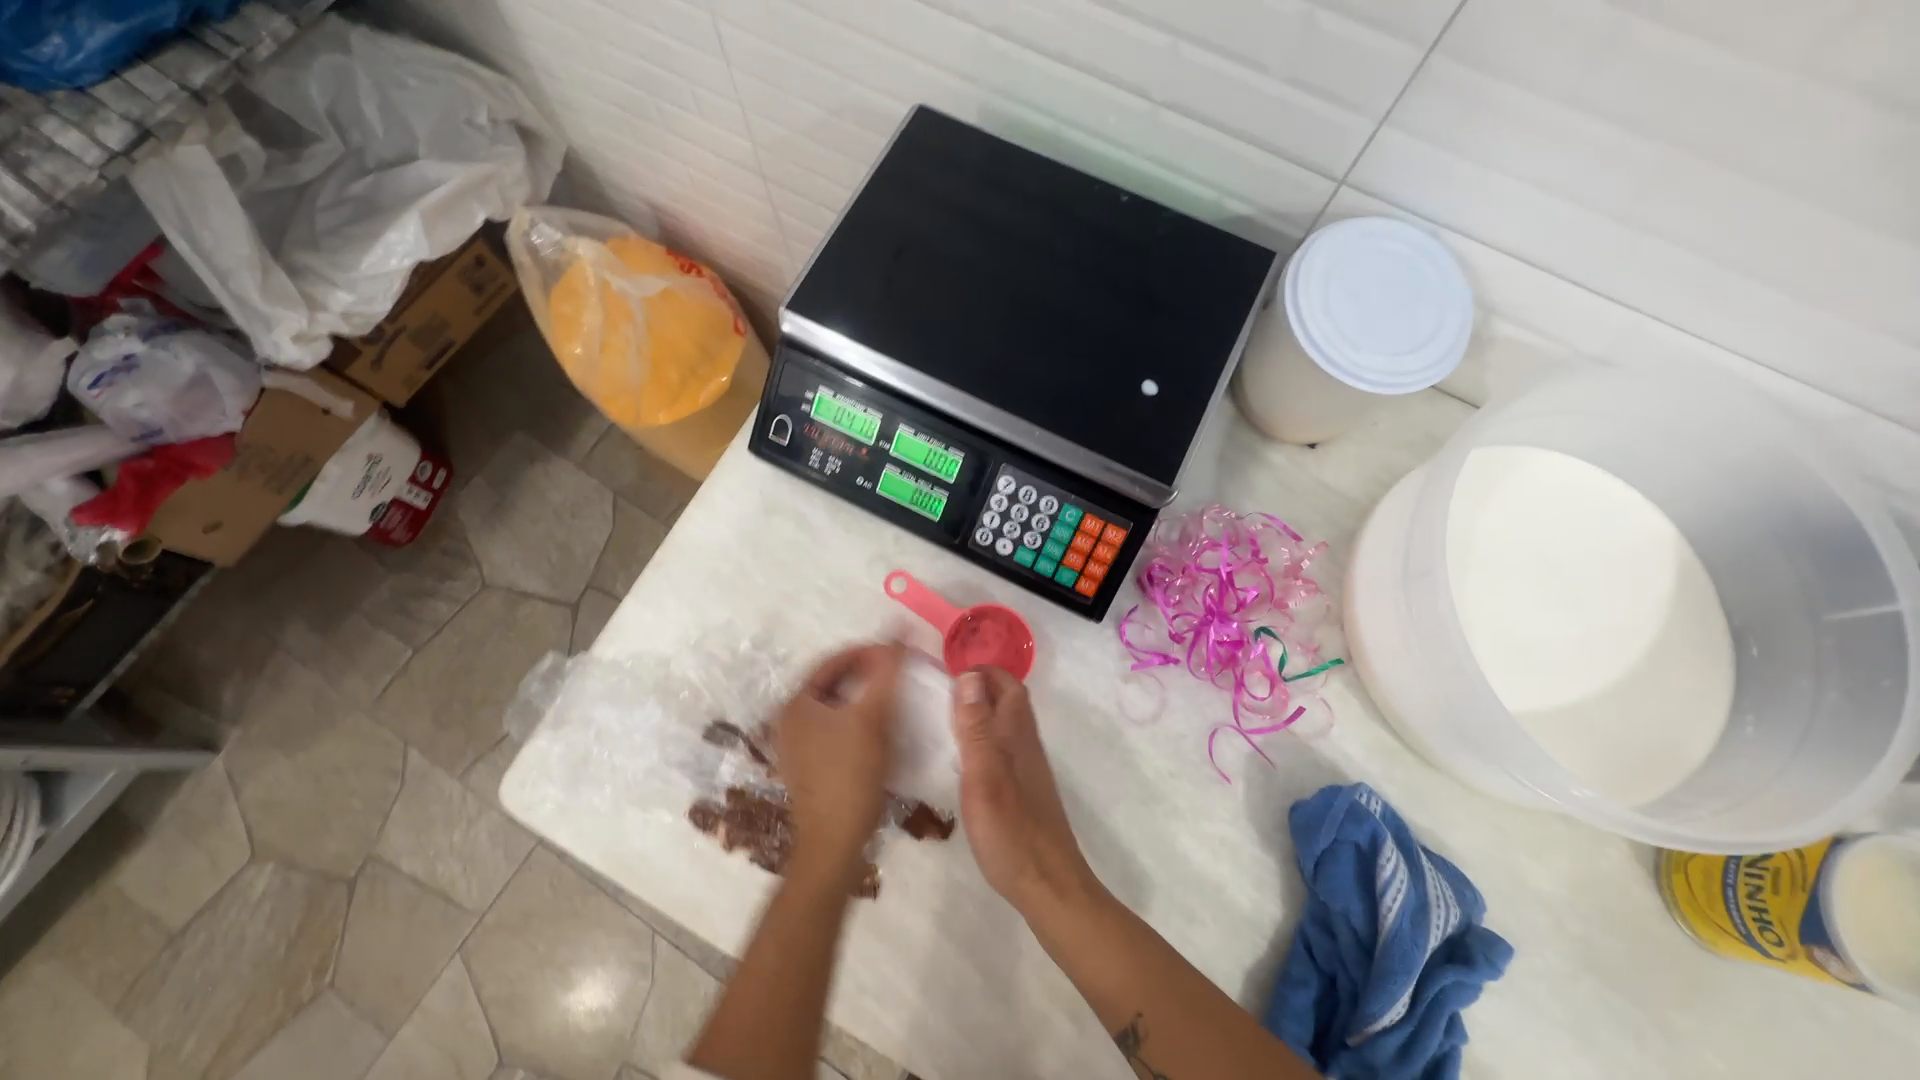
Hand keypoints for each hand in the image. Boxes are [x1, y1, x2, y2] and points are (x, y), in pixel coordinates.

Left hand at [774, 642, 902, 883]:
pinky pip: (837, 733)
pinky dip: (860, 725)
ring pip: (838, 710)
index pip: (834, 661)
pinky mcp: (810, 770)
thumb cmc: (850, 774)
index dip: (869, 652)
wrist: (834, 843)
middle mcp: (789, 722)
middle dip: (870, 676)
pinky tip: (884, 734)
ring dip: (867, 702)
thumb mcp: (874, 717)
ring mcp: (797, 748)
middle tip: (902, 676)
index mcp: (796, 703)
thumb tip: (900, 628)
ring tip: (898, 702)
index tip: (900, 654)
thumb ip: (888, 670)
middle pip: (835, 684)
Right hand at [951, 667, 1101, 915]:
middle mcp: (1026, 747)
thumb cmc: (1011, 832)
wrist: (1048, 886)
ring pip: (1006, 727)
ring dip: (980, 713)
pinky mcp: (1023, 793)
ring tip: (942, 719)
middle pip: (1009, 703)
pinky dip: (982, 740)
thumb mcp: (983, 777)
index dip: (983, 670)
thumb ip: (976, 728)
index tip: (946, 669)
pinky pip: (1002, 750)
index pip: (1008, 685)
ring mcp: (1027, 771)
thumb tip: (969, 676)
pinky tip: (961, 760)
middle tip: (938, 691)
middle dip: (980, 687)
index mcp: (1017, 737)